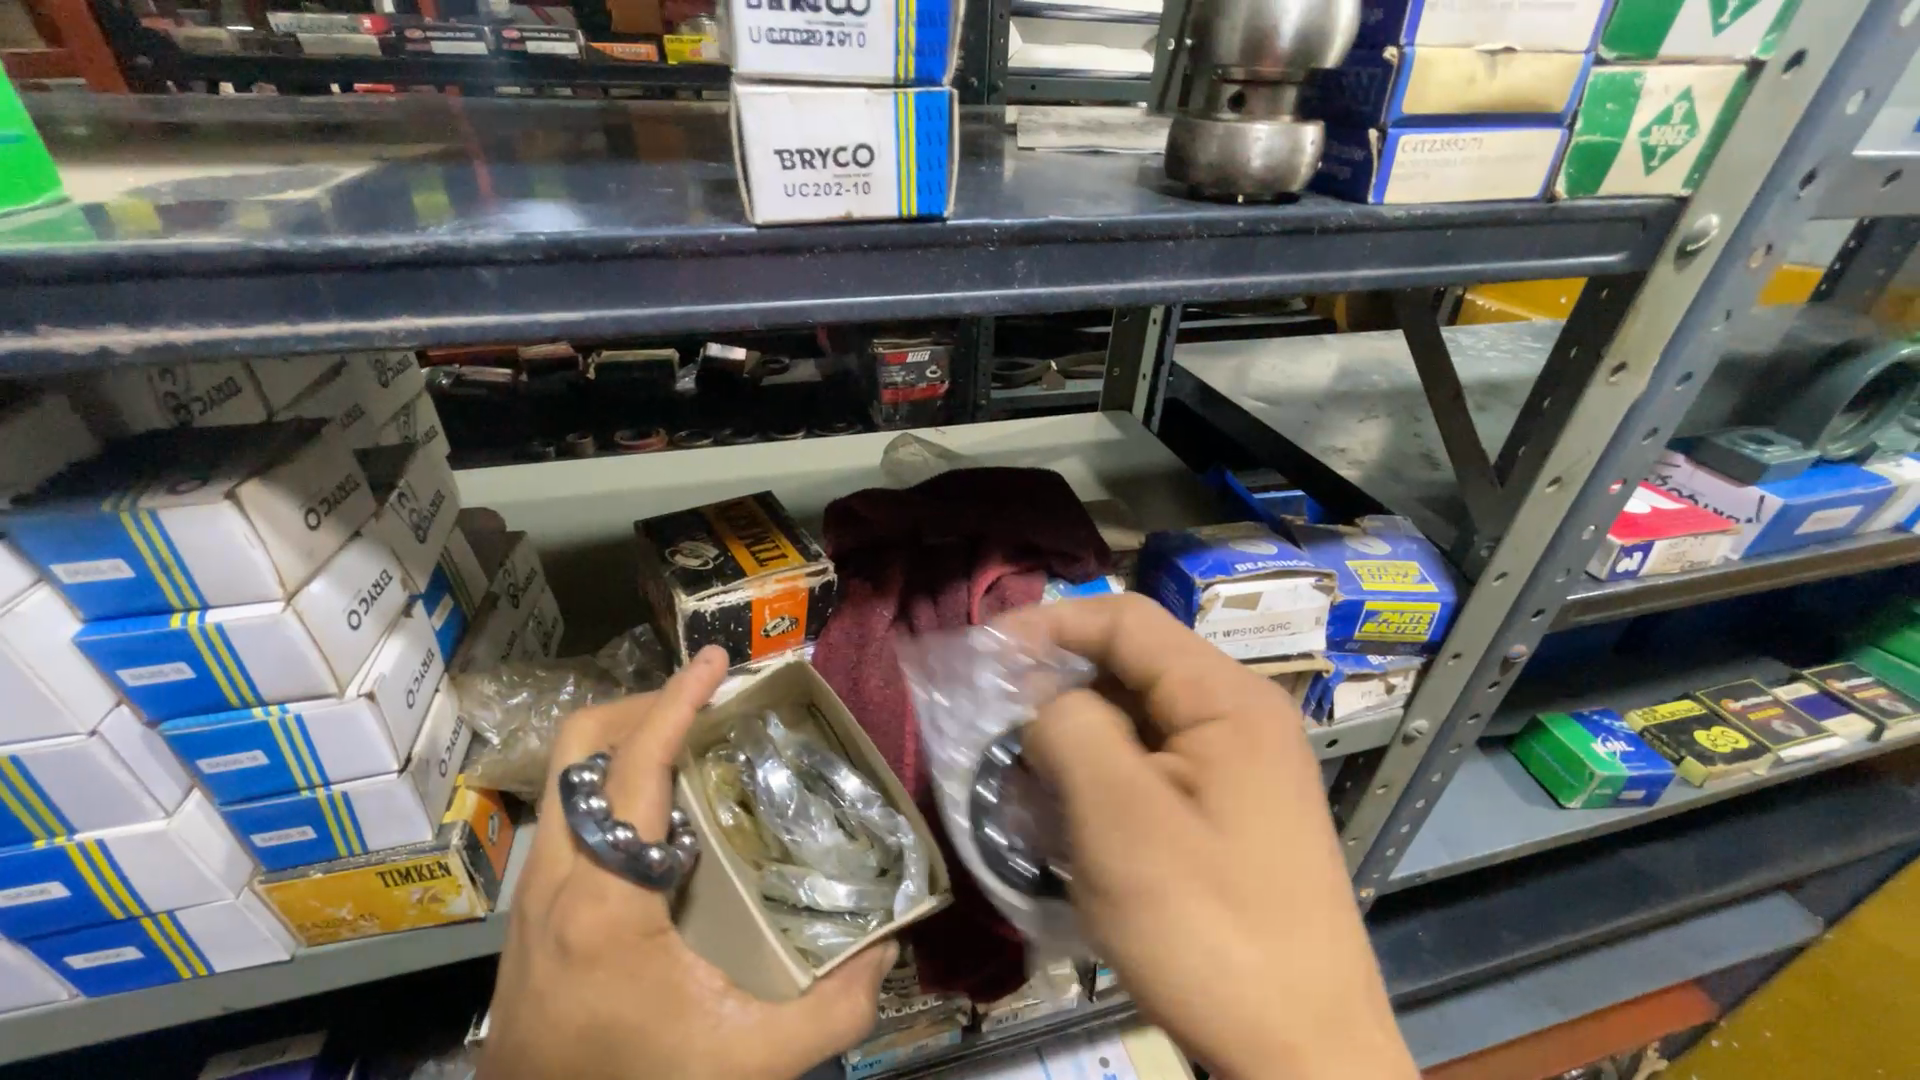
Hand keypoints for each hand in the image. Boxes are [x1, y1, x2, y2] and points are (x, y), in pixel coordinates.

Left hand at [479, 645, 897, 1079]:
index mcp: (604, 902)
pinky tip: (658, 819)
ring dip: (624, 743)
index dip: (676, 701)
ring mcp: (532, 893)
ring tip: (687, 749)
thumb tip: (886, 952)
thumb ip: (832, 1012)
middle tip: (703, 708)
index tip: (715, 660)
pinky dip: (609, 785)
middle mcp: (556, 880)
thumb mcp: (750, 1063)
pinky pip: (567, 812)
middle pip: (579, 747)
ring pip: (564, 775)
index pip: (634, 768)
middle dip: (641, 707)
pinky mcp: (528, 910)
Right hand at [1003, 595, 1415, 1079]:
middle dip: (1055, 689)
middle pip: (1130, 668)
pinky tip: (1067, 820)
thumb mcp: (1120, 819)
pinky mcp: (1229, 813)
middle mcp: (1240, 717)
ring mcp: (1238, 768)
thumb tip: (1041, 703)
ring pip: (1136, 721)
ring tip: (1023, 784)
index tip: (980, 654)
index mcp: (1226, 698)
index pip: (1124, 621)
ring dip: (1073, 740)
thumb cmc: (1209, 929)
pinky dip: (1100, 779)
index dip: (1047, 623)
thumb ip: (1069, 729)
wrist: (1303, 1053)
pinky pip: (1151, 768)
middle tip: (993, 729)